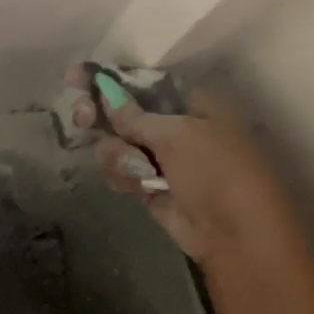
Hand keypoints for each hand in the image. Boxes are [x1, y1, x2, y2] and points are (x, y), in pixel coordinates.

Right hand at [72, 66, 278, 260]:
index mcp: (191, 104)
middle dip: (100, 114)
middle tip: (82, 118)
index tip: (75, 76)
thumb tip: (104, 93)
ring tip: (132, 168)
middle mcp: (174, 127)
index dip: (110, 78)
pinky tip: (135, 185)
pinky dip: (122, 174)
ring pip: (116, 142)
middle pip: (123, 111)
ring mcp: (161, 159)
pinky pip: (121, 170)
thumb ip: (134, 114)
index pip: (142, 82)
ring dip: (115, 152)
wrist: (237, 237)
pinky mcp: (150, 187)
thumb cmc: (216, 172)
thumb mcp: (176, 134)